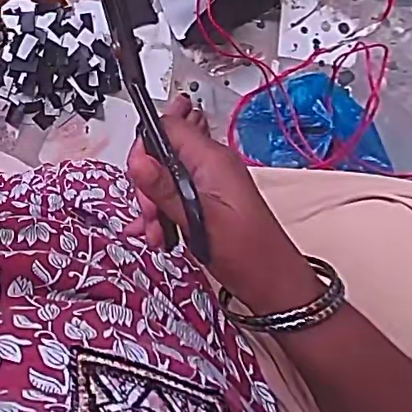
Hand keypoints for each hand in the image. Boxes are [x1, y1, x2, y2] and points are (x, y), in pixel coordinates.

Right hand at [124, 95, 321, 311]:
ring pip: (162, 176)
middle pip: (160, 153)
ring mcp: (208, 180)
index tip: (139, 177)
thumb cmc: (249, 254)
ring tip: (157, 230)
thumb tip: (137, 160)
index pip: (167, 126)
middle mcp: (210, 164)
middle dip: (146, 183)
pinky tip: (160, 232)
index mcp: (212, 160)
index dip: (144, 147)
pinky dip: (161, 211)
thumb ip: (164, 188)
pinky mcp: (205, 196)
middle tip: (151, 212)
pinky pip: (172, 192)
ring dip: (152, 203)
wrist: (275, 284)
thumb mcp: (198, 221)